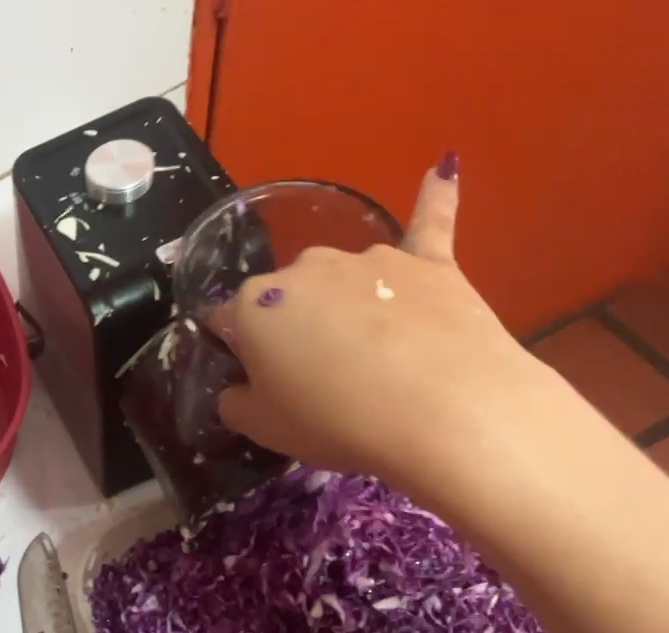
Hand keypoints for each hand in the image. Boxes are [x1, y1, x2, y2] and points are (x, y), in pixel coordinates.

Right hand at [210, 159, 565, 484]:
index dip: (234, 349)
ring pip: (339, 278)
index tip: (249, 377)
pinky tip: (443, 168)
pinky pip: (429, 220)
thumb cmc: (331, 421)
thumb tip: (238, 388)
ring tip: (364, 353)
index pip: (224, 320)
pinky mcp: (430, 262)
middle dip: (288, 326)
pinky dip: (435, 198)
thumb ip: (235, 401)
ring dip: (339, 303)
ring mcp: (369, 259)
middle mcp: (304, 268)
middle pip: (284, 296)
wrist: (441, 412)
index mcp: (251, 305)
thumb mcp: (258, 428)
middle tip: (309, 375)